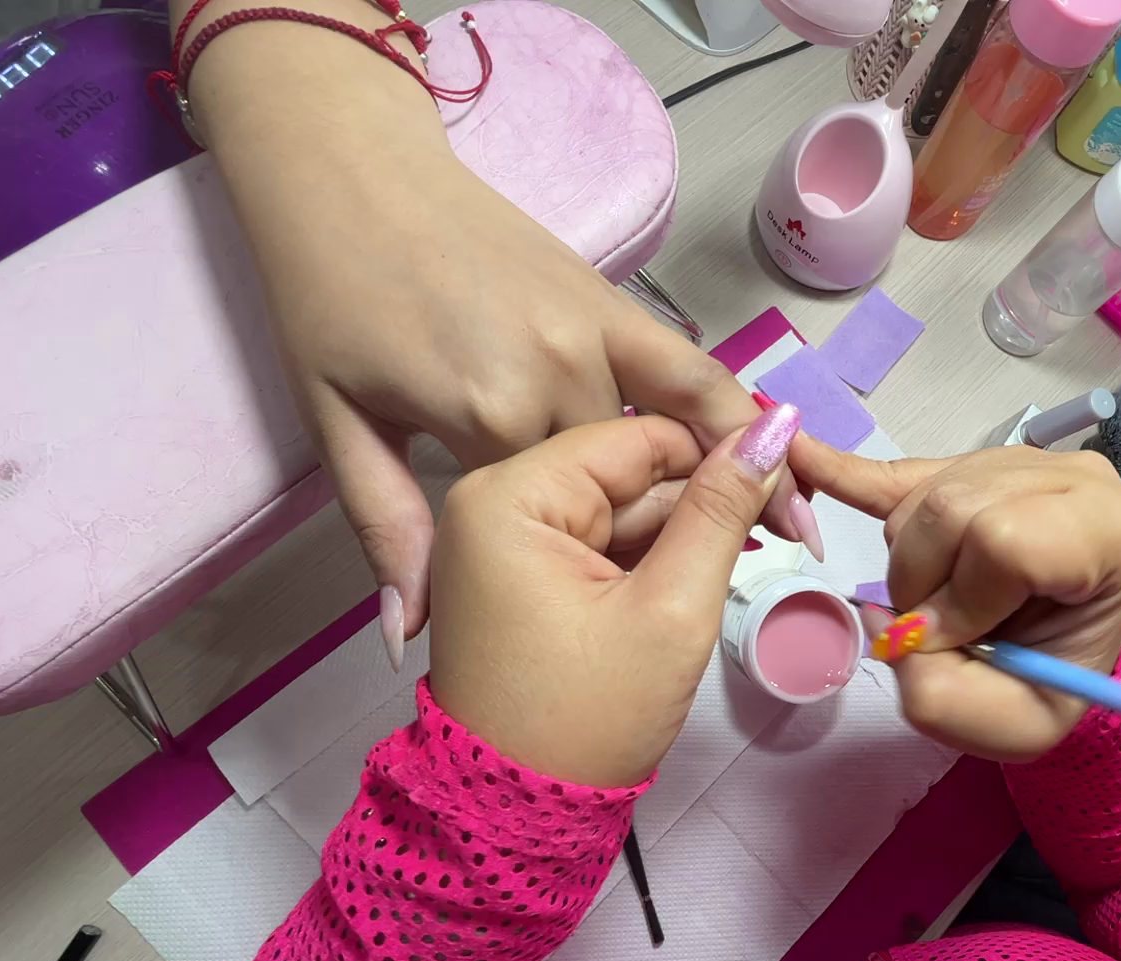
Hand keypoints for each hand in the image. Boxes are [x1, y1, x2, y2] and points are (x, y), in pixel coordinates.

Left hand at [184, 11, 809, 663]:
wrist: (346, 167)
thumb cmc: (329, 302)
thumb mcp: (337, 427)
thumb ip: (388, 532)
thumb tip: (404, 633)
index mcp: (494, 417)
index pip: (579, 515)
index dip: (628, 562)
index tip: (656, 620)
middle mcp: (562, 377)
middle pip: (640, 479)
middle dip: (677, 529)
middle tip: (711, 573)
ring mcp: (598, 332)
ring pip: (677, 428)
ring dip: (726, 480)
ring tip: (792, 521)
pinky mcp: (616, 301)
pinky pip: (693, 369)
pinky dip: (738, 411)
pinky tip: (776, 443)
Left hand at [427, 407, 800, 787]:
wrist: (520, 817)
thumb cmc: (592, 717)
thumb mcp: (671, 608)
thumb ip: (723, 509)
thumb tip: (773, 426)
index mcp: (512, 495)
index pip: (637, 437)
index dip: (721, 451)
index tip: (790, 479)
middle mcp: (497, 502)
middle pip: (630, 472)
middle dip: (708, 499)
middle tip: (789, 523)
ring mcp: (508, 540)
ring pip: (623, 508)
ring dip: (688, 531)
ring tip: (753, 550)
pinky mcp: (525, 574)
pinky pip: (603, 542)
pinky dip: (655, 556)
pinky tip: (702, 570)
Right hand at [792, 440, 1120, 761]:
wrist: (1055, 654)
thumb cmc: (1049, 686)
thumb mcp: (1016, 726)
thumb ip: (942, 696)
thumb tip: (888, 624)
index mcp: (1110, 534)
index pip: (1004, 539)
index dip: (963, 599)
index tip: (959, 639)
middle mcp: (1070, 477)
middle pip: (949, 509)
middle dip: (922, 582)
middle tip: (939, 625)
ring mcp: (1017, 460)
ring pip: (917, 498)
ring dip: (907, 562)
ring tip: (937, 597)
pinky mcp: (964, 465)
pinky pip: (893, 470)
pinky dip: (842, 471)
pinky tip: (798, 453)